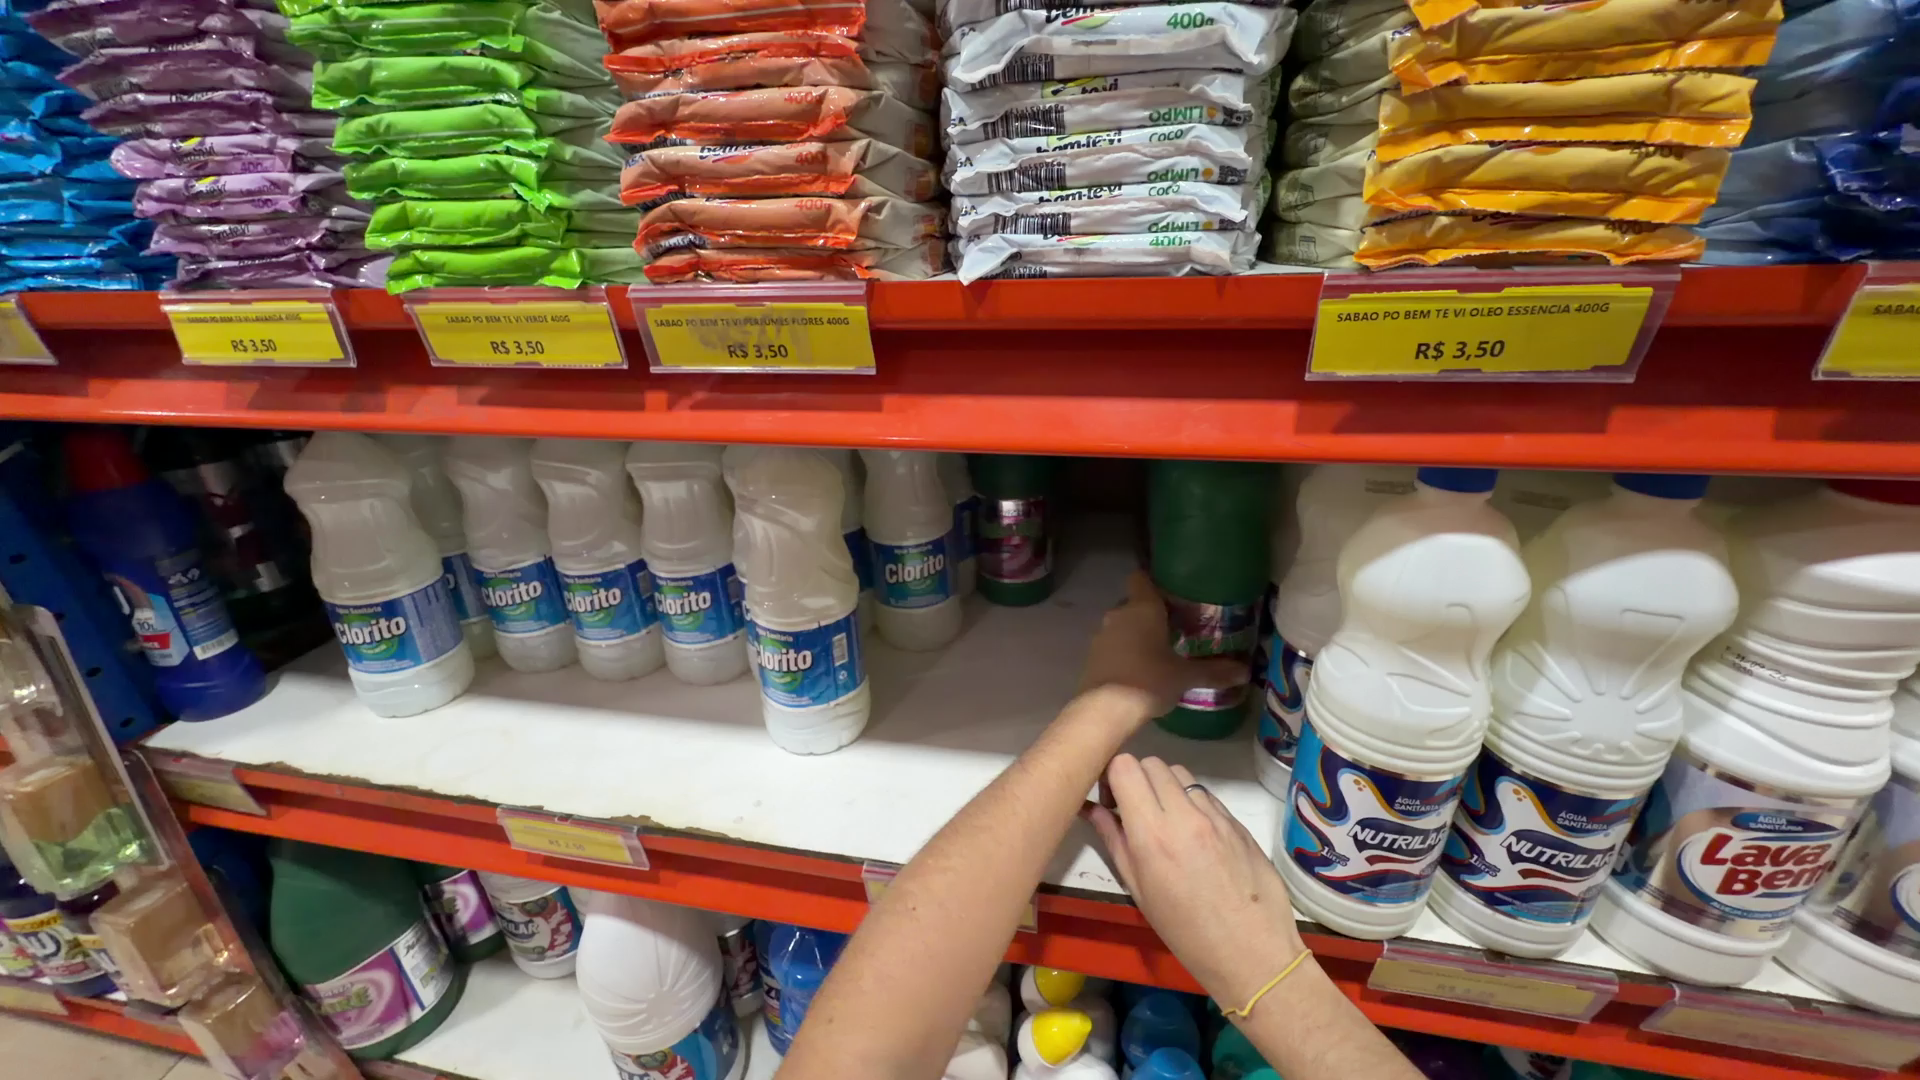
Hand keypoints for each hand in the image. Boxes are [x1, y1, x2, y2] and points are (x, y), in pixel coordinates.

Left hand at [1078, 571, 1248, 717]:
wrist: (1104, 709)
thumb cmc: (1149, 680)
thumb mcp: (1185, 676)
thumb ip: (1214, 671)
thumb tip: (1245, 672)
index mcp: (1142, 608)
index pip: (1141, 578)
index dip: (1154, 581)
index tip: (1173, 594)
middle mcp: (1118, 614)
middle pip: (1134, 603)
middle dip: (1152, 613)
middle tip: (1176, 628)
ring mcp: (1101, 634)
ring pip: (1122, 624)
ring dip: (1137, 633)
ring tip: (1160, 650)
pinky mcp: (1092, 655)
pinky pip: (1112, 643)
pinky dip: (1124, 650)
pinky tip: (1140, 668)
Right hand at [1087, 755, 1308, 1006]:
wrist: (1253, 955)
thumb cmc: (1185, 932)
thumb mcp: (1138, 890)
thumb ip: (1113, 840)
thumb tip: (1092, 807)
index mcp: (1152, 833)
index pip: (1125, 767)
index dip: (1112, 775)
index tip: (1111, 798)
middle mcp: (1184, 814)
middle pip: (1152, 763)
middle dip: (1137, 778)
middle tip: (1136, 807)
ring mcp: (1215, 815)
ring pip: (1181, 774)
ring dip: (1166, 787)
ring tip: (1167, 819)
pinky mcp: (1238, 821)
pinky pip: (1206, 794)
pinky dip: (1192, 802)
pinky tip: (1195, 834)